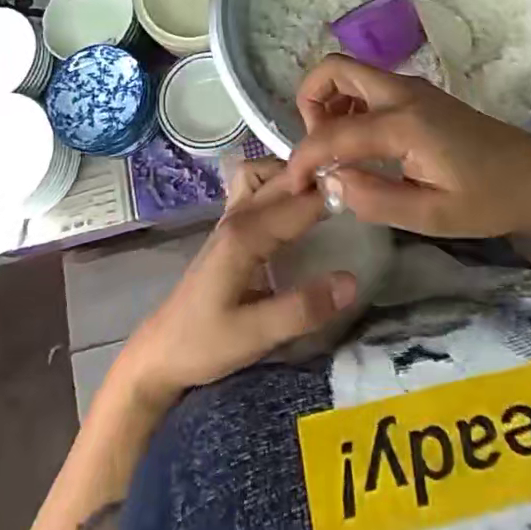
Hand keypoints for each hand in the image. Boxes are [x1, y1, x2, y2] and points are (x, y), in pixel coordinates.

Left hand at [115, 163, 356, 402]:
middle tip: (360, 189)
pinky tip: (300, 210)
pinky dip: (280, 186)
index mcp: (245, 235)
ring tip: (329, 194)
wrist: (158, 354)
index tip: (371, 190)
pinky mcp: (230, 231)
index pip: (299, 203)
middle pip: (282, 178)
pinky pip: (256, 190)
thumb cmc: (202, 345)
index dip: (334, 194)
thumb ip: (302, 309)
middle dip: (318, 176)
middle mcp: (238, 217)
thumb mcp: (254, 335)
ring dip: (295, 176)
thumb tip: (352, 282)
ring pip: (264, 175)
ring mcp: (231, 221)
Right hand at [286, 54, 530, 237]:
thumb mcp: (432, 216)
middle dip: (309, 101)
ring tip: (333, 150)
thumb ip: (374, 200)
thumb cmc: (490, 200)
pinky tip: (359, 144)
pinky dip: (348, 103)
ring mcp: (412, 88)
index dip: (303, 158)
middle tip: (314, 149)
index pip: (333, 133)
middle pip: (335, 68)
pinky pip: (368, 84)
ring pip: (350, 71)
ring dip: (328, 100)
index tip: (290, 185)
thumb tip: (330, 182)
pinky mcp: (419, 95)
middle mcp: (403, 93)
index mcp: (404, 124)